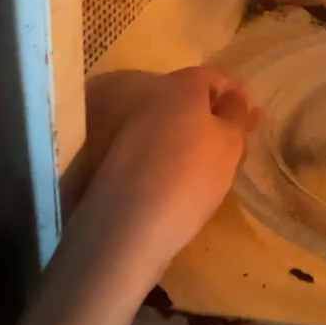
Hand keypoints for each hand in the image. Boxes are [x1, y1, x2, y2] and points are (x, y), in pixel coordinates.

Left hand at [0, 67, 258, 324]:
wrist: (106, 246)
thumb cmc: (176, 190)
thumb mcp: (221, 156)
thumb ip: (231, 126)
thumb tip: (232, 113)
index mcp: (167, 89)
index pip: (208, 79)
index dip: (233, 96)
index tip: (249, 121)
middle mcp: (127, 96)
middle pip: (173, 93)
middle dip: (199, 111)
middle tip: (221, 143)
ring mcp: (97, 130)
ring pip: (142, 120)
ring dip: (168, 135)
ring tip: (189, 169)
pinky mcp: (76, 164)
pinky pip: (121, 146)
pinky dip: (140, 157)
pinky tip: (150, 189)